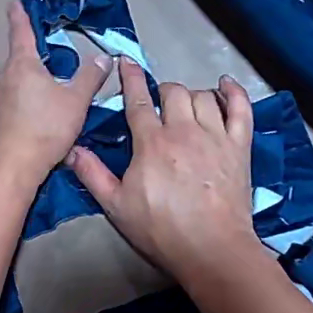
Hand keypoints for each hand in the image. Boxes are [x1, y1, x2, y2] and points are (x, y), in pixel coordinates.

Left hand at [0, 2, 111, 183]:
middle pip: (21, 57)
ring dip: (34, 79)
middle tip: (55, 54)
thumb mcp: (76, 101)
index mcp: (22, 64)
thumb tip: (103, 58)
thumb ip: (90, 77)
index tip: (14, 3)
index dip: (19, 15)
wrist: (13, 165)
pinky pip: (15, 97)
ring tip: (55, 88)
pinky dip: (29, 97)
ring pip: (19, 79)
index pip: (21, 31)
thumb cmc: (45, 128)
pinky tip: (44, 112)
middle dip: (37, 55)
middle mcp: (4, 75)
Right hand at [67, 59, 265, 281]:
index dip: (131, 78)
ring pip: (203, 97)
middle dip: (162, 91)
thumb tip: (72, 149)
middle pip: (173, 92)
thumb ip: (92, 174)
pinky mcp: (239, 148)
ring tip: (185, 106)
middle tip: (158, 104)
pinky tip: (225, 85)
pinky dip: (234, 92)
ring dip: (191, 95)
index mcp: (151, 142)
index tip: (126, 62)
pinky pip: (240, 109)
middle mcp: (183, 131)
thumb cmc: (161, 229)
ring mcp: (215, 137)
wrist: (213, 251)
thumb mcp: (116, 205)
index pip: (138, 100)